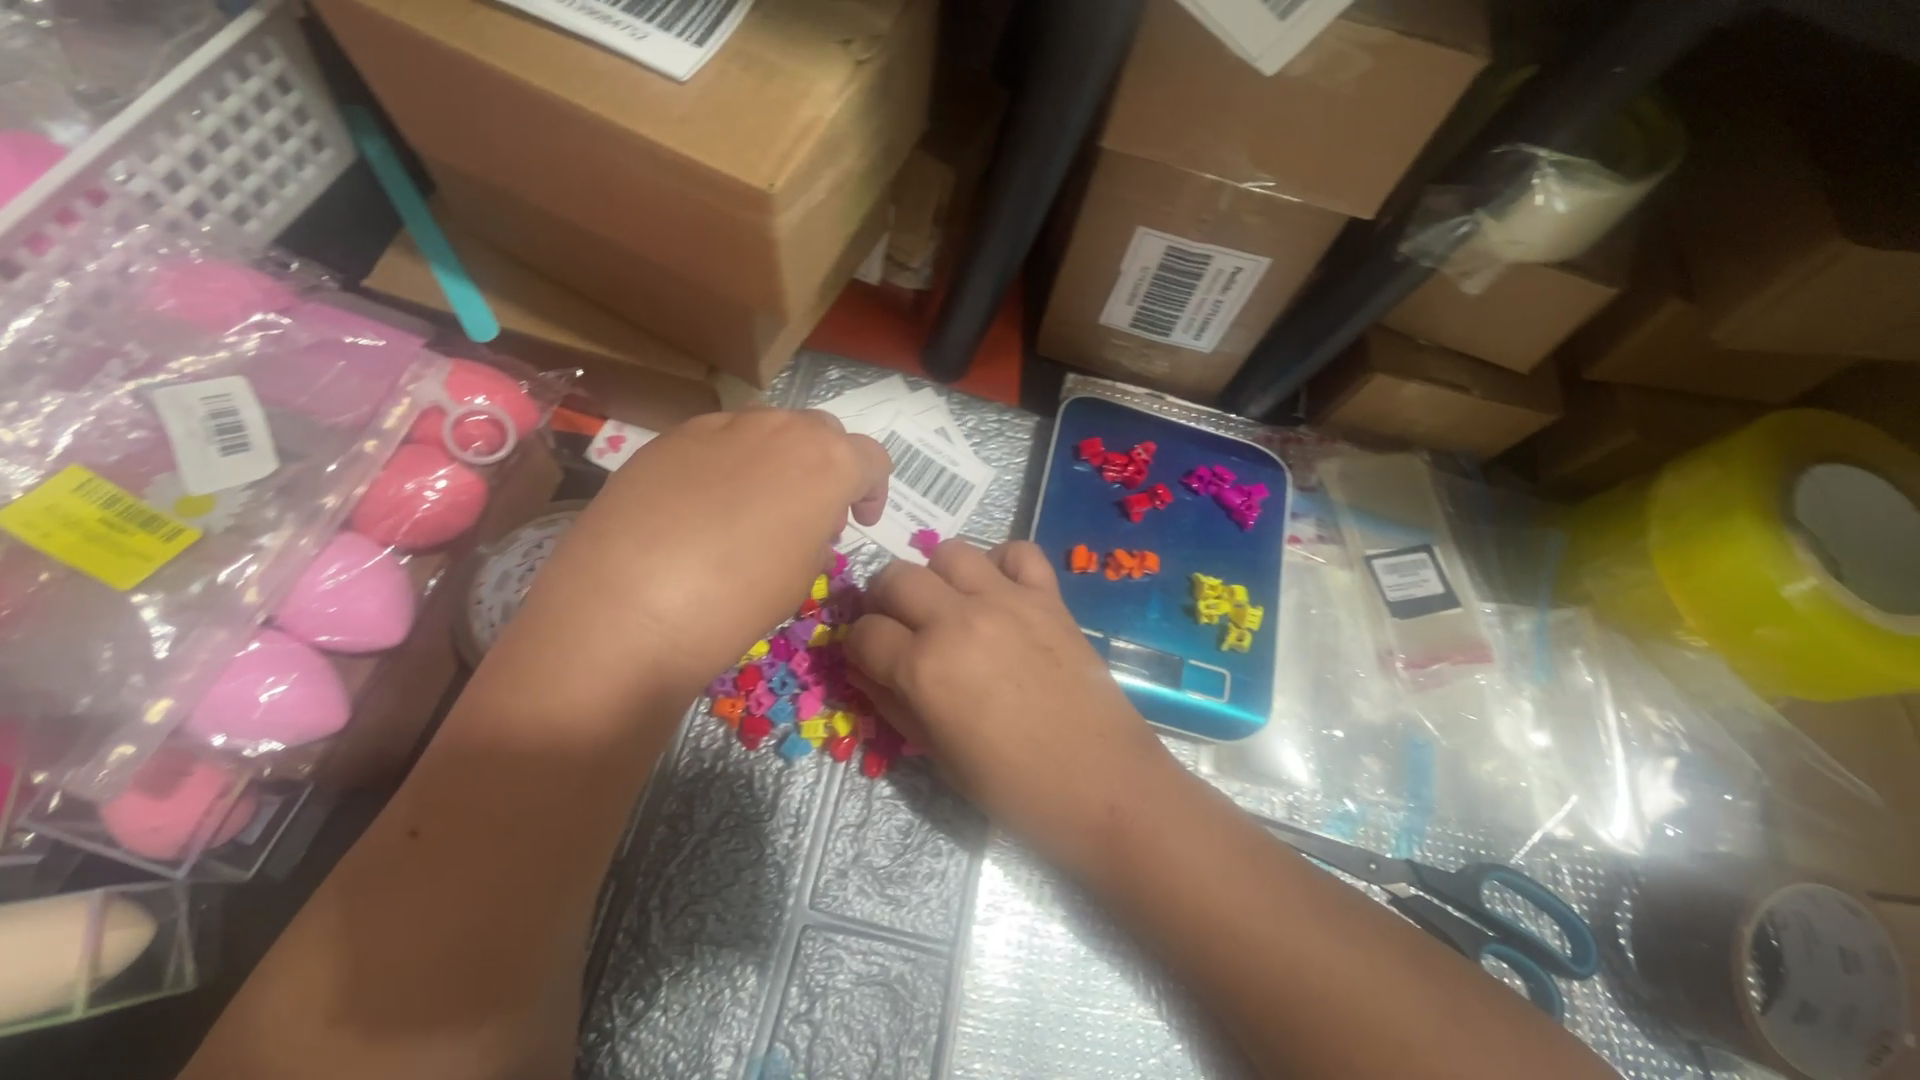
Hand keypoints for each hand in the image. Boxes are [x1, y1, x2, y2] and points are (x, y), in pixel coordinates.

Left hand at [508, 409, 889, 703]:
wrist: (627, 606)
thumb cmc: (736, 602)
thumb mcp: (802, 577)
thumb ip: (817, 535)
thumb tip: (804, 522)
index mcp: (827, 462)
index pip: (871, 458)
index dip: (871, 491)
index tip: (857, 522)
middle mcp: (779, 428)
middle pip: (820, 432)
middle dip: (824, 466)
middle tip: (807, 514)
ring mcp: (719, 426)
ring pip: (765, 430)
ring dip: (774, 461)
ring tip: (750, 510)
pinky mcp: (668, 437)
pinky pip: (714, 442)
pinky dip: (723, 466)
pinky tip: (699, 510)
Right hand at [846, 540, 1174, 864]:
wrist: (1102, 784)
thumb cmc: (1013, 787)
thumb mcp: (937, 756)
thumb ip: (893, 705)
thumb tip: (863, 671)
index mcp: (923, 668)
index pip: (862, 633)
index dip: (857, 648)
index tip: (869, 661)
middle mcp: (958, 621)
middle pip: (895, 578)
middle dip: (883, 603)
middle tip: (899, 629)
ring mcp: (1007, 601)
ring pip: (949, 552)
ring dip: (936, 576)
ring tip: (947, 607)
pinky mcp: (1049, 597)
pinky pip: (1017, 552)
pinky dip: (1001, 563)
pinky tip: (999, 593)